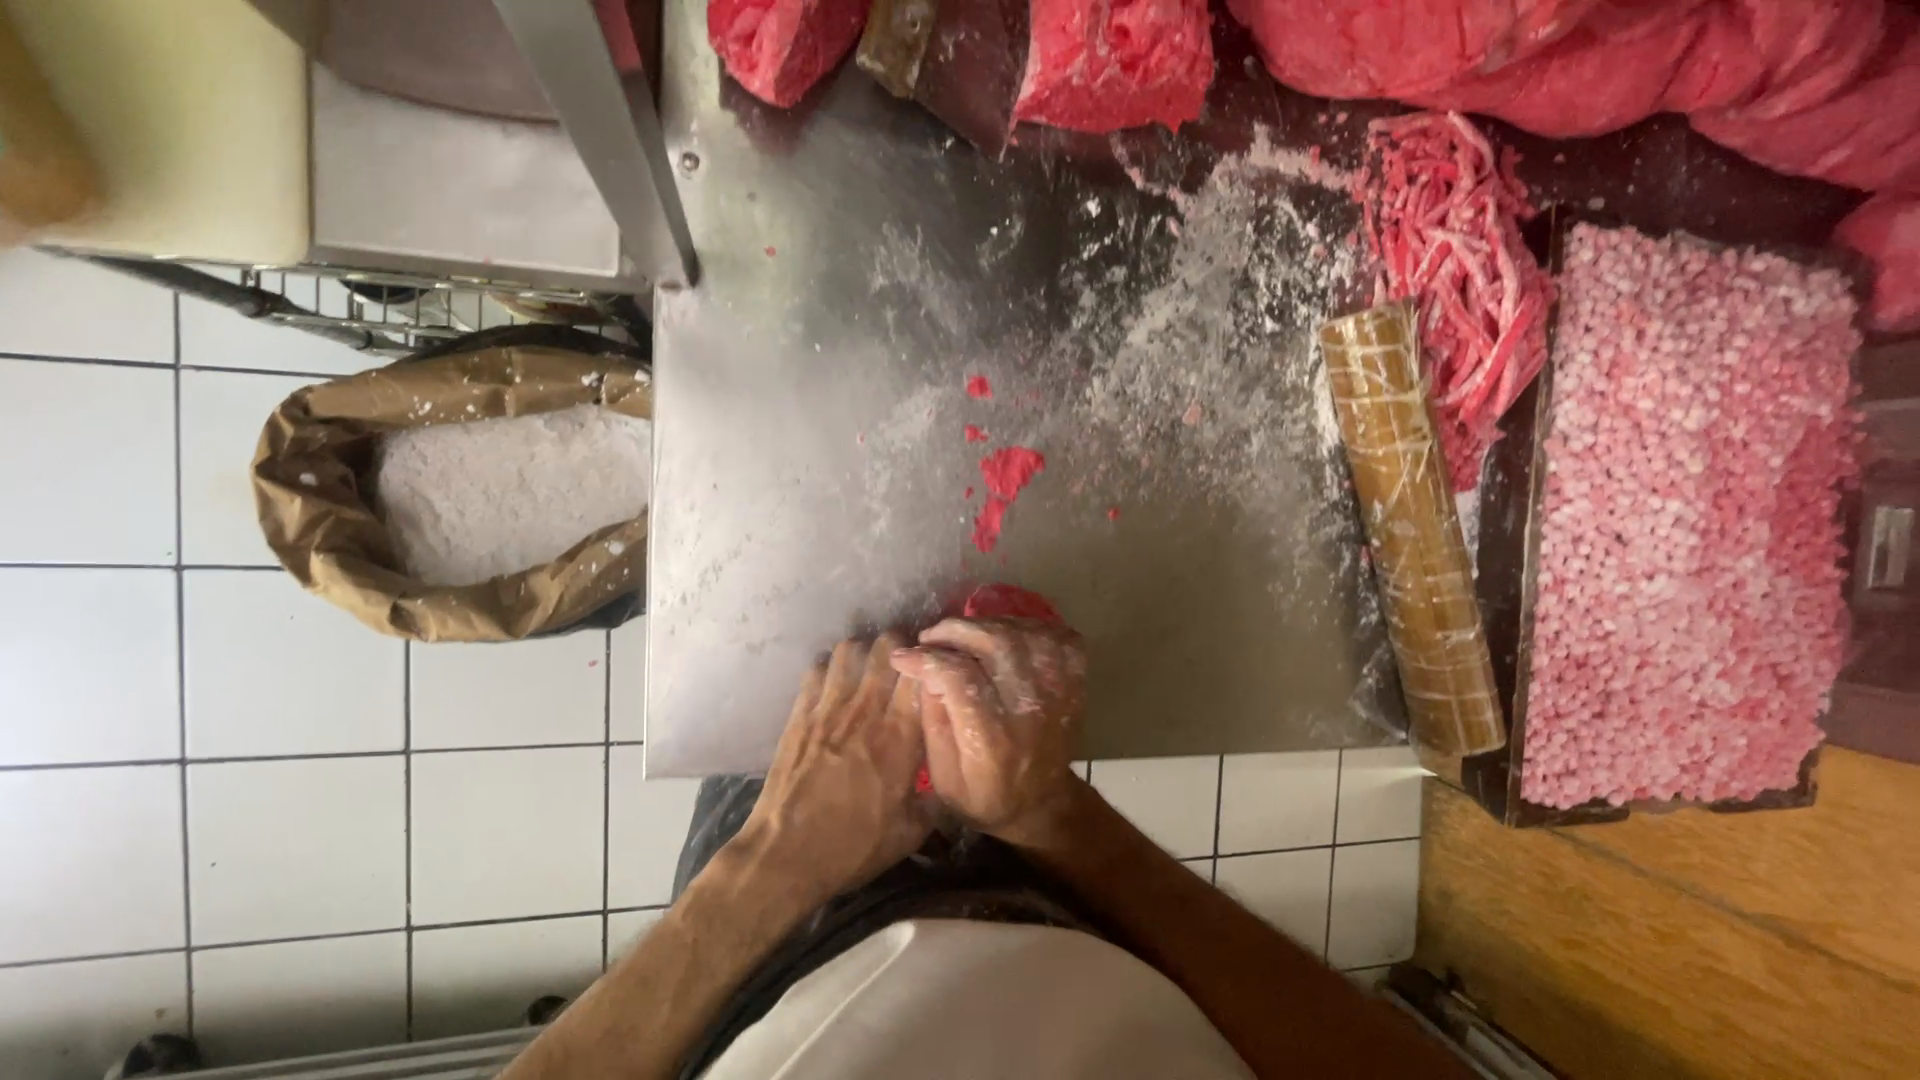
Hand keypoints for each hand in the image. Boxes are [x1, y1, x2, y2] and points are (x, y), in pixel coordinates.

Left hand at [733, 633, 930, 901]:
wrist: (786, 855)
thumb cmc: (853, 848)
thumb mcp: (910, 833)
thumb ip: (935, 799)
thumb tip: (949, 781)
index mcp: (901, 737)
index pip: (923, 674)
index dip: (932, 663)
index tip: (935, 670)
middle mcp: (867, 711)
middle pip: (887, 647)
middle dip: (900, 647)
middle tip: (903, 663)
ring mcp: (828, 708)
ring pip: (849, 649)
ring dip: (863, 653)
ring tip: (868, 670)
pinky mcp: (799, 713)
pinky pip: (816, 669)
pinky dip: (829, 670)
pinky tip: (834, 687)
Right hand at [890, 617, 1086, 842]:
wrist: (1041, 804)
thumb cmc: (984, 795)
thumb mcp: (944, 777)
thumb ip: (933, 723)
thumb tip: (925, 671)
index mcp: (992, 740)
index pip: (960, 678)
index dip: (927, 659)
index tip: (903, 656)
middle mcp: (1028, 712)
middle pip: (996, 644)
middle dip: (956, 631)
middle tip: (933, 637)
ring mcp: (1057, 694)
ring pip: (1025, 634)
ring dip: (988, 624)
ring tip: (965, 634)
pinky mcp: (1074, 685)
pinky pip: (1058, 638)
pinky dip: (1030, 627)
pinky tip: (1005, 636)